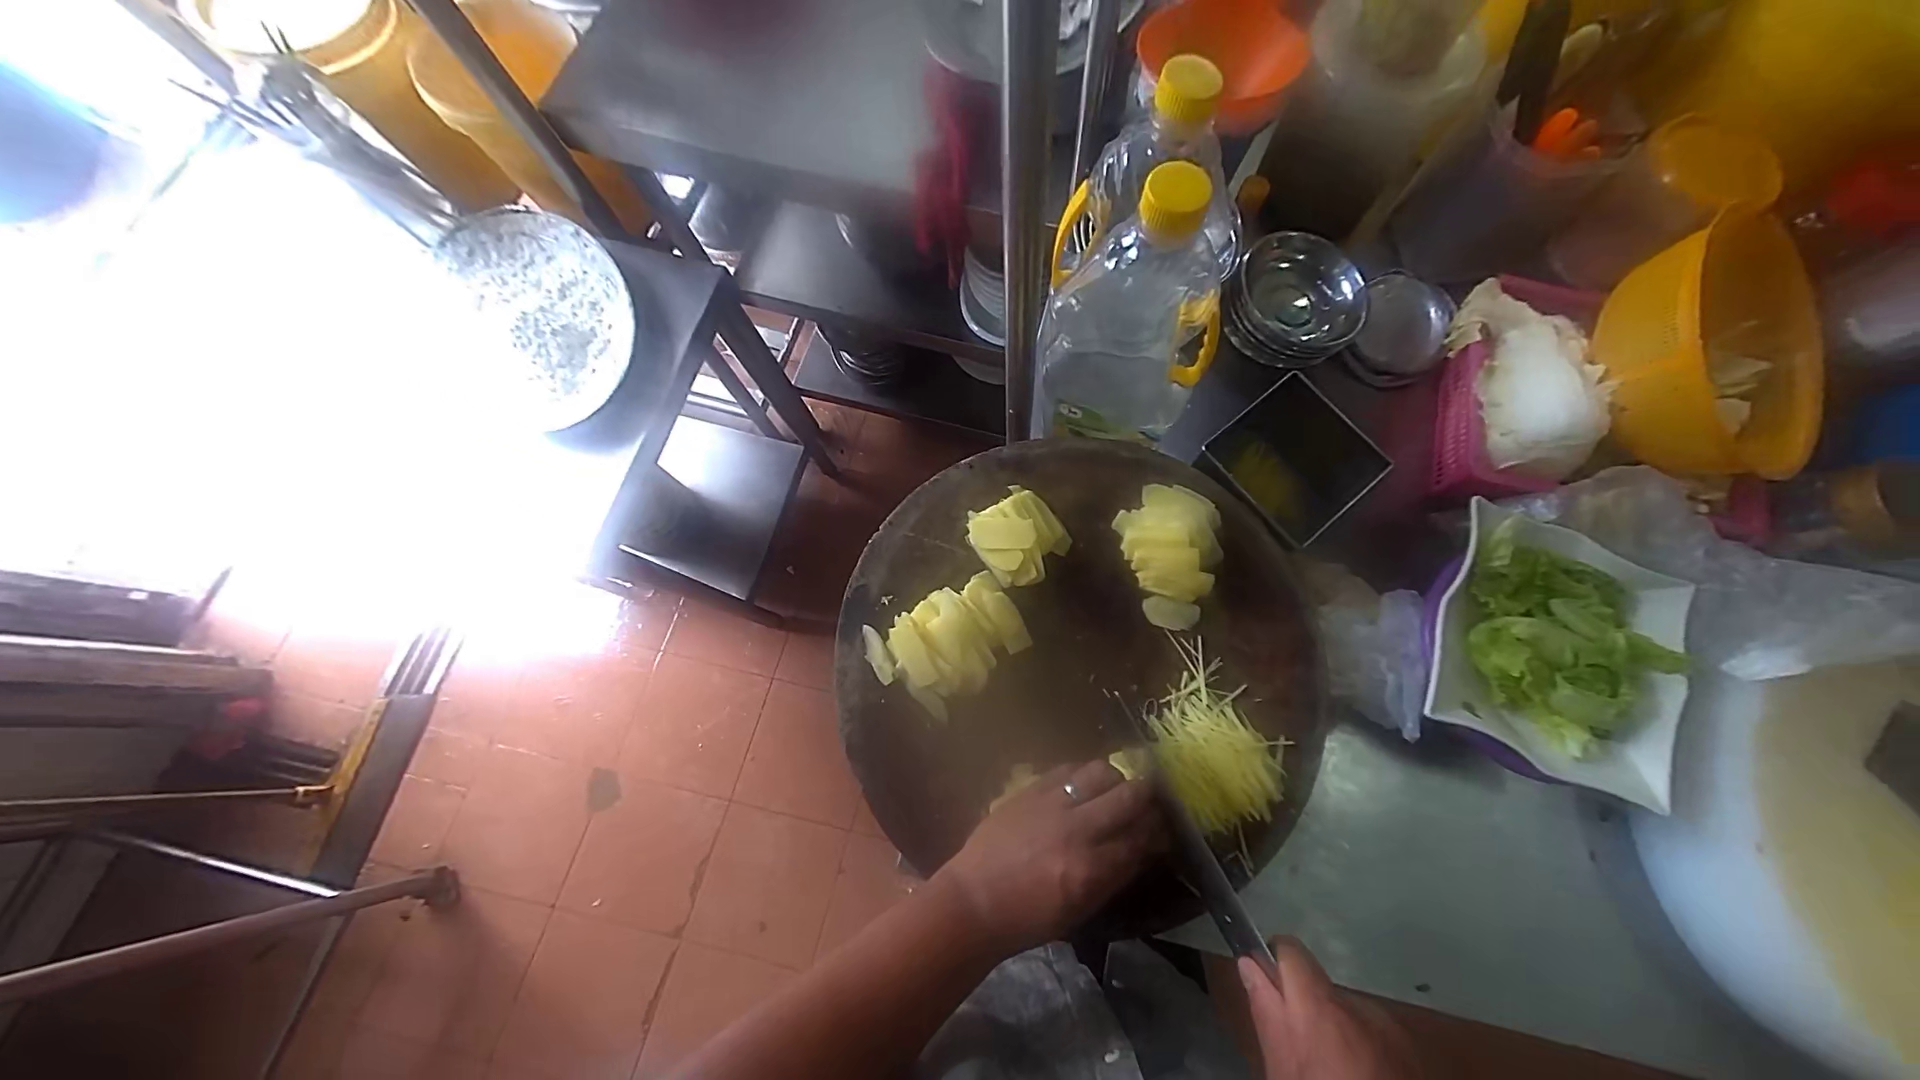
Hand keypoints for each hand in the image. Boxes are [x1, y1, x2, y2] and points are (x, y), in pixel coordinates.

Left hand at [933, 759, 1165, 955]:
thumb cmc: (1029, 917)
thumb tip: (1142, 849)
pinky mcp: (1030, 790)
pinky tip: (1084, 781)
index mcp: (1092, 870)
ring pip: (1100, 772)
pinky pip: (1067, 769)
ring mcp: (1052, 805)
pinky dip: (1082, 773)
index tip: (1166, 826)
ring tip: (1115, 785)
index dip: (1159, 830)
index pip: (1142, 839)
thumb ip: (1114, 876)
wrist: (975, 899)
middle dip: (1148, 794)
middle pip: (1129, 797)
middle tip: (1152, 796)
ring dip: (1116, 777)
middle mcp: (1078, 831)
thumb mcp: (1081, 908)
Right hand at [1239, 938, 1422, 1079]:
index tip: (1266, 984)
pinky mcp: (1414, 1053)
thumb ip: (1266, 1012)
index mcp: (1321, 1007)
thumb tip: (1249, 964)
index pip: (1290, 950)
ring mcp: (1393, 1031)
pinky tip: (1360, 1079)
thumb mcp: (1281, 1070)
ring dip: (1337, 1029)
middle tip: (1301, 1052)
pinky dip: (1363, 1048)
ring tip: (1334, 1073)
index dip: (1273, 961)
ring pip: (1348, 1011)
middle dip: (1306, 1007)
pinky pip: (1375, 1033)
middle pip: (1320, 985)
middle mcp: (1361, 1007)